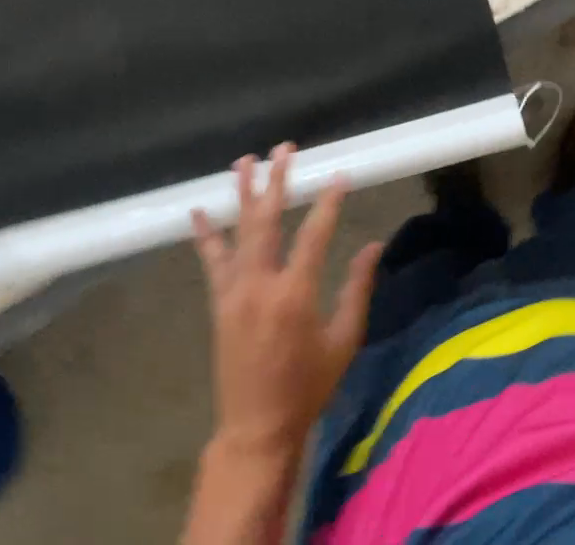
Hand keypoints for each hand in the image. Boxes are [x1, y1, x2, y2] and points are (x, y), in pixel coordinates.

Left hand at [190, 144, 381, 455]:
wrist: (258, 425)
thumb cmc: (310, 385)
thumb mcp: (345, 339)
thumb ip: (358, 288)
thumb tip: (374, 246)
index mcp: (296, 294)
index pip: (315, 233)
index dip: (329, 202)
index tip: (339, 175)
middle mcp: (261, 284)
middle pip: (269, 220)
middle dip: (277, 181)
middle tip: (284, 149)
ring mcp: (234, 292)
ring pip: (238, 232)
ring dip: (242, 194)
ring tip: (245, 161)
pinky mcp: (218, 303)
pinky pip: (211, 261)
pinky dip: (206, 235)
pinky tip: (200, 211)